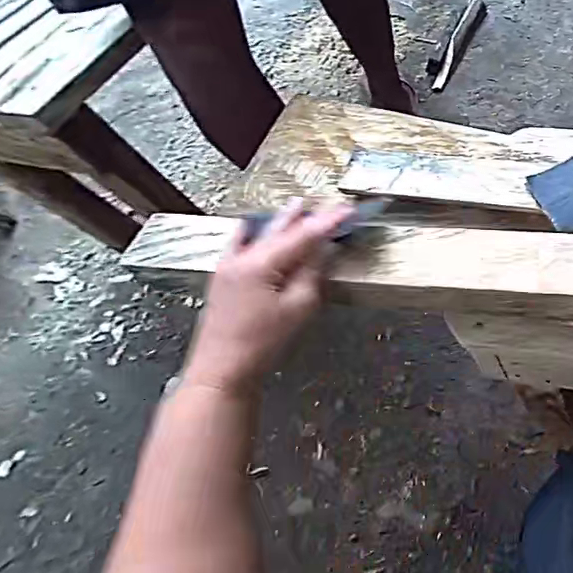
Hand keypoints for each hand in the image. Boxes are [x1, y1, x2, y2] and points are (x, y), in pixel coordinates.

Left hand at [180, 199, 354, 397]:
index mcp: (262, 264)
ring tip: (299, 205)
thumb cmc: (266, 340)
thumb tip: (323, 249)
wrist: (222, 368)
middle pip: (281, 231)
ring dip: (283, 221)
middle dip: (308, 218)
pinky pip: (238, 245)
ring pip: (261, 235)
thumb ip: (312, 272)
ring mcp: (227, 266)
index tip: (350, 209)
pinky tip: (252, 224)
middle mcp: (241, 258)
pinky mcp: (223, 277)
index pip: (304, 235)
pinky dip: (252, 233)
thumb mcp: (300, 306)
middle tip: (331, 205)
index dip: (329, 221)